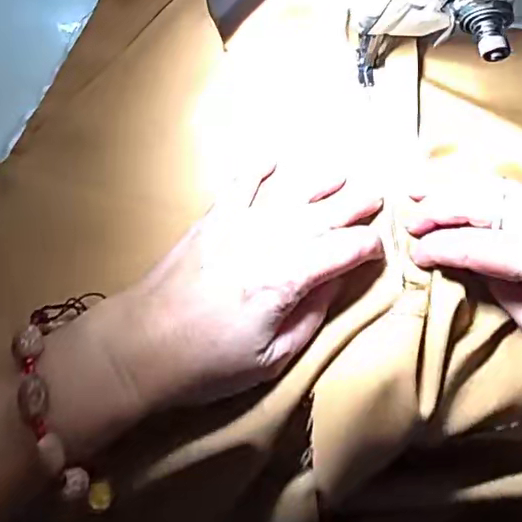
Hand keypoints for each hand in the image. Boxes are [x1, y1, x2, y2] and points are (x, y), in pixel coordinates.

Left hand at [99, 164, 384, 412]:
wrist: (142, 344)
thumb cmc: (209, 363)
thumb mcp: (273, 357)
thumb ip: (311, 314)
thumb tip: (338, 280)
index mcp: (286, 279)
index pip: (343, 251)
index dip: (368, 248)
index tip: (379, 250)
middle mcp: (267, 241)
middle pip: (323, 216)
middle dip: (354, 206)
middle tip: (377, 198)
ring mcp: (238, 223)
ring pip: (289, 194)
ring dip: (318, 181)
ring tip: (341, 173)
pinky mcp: (213, 218)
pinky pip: (239, 183)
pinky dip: (257, 168)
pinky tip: (273, 158)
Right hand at [406, 178, 521, 390]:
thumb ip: (501, 289)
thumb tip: (466, 263)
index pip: (475, 244)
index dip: (440, 247)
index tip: (414, 253)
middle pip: (478, 203)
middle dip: (436, 208)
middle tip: (407, 219)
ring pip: (489, 187)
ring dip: (450, 188)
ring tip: (417, 190)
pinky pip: (506, 187)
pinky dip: (474, 185)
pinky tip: (456, 188)